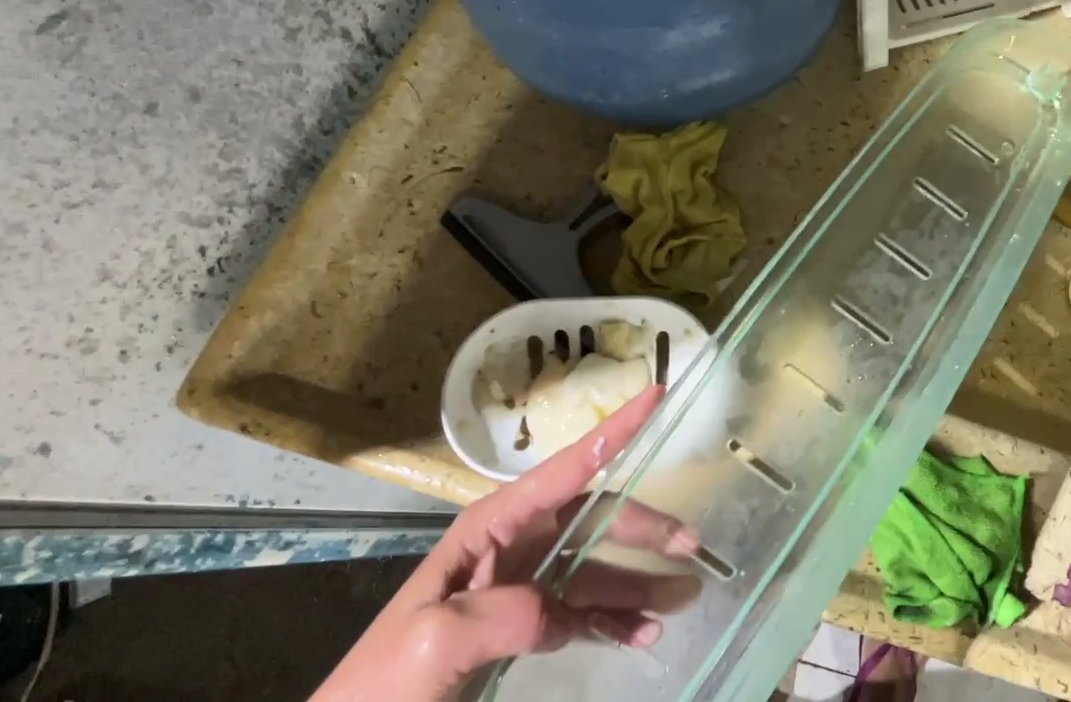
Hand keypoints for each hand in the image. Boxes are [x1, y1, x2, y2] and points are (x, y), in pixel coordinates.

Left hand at [311, 386, 701, 701]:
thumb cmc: (381, 685)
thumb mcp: (432, 643)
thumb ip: (500, 614)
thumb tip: (555, 609)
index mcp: (491, 526)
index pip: (564, 469)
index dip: (613, 432)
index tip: (655, 398)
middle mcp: (516, 544)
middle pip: (594, 520)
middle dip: (643, 528)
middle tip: (690, 548)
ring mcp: (525, 585)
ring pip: (598, 569)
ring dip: (639, 584)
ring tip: (681, 601)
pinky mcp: (530, 625)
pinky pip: (586, 612)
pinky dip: (618, 621)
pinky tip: (643, 635)